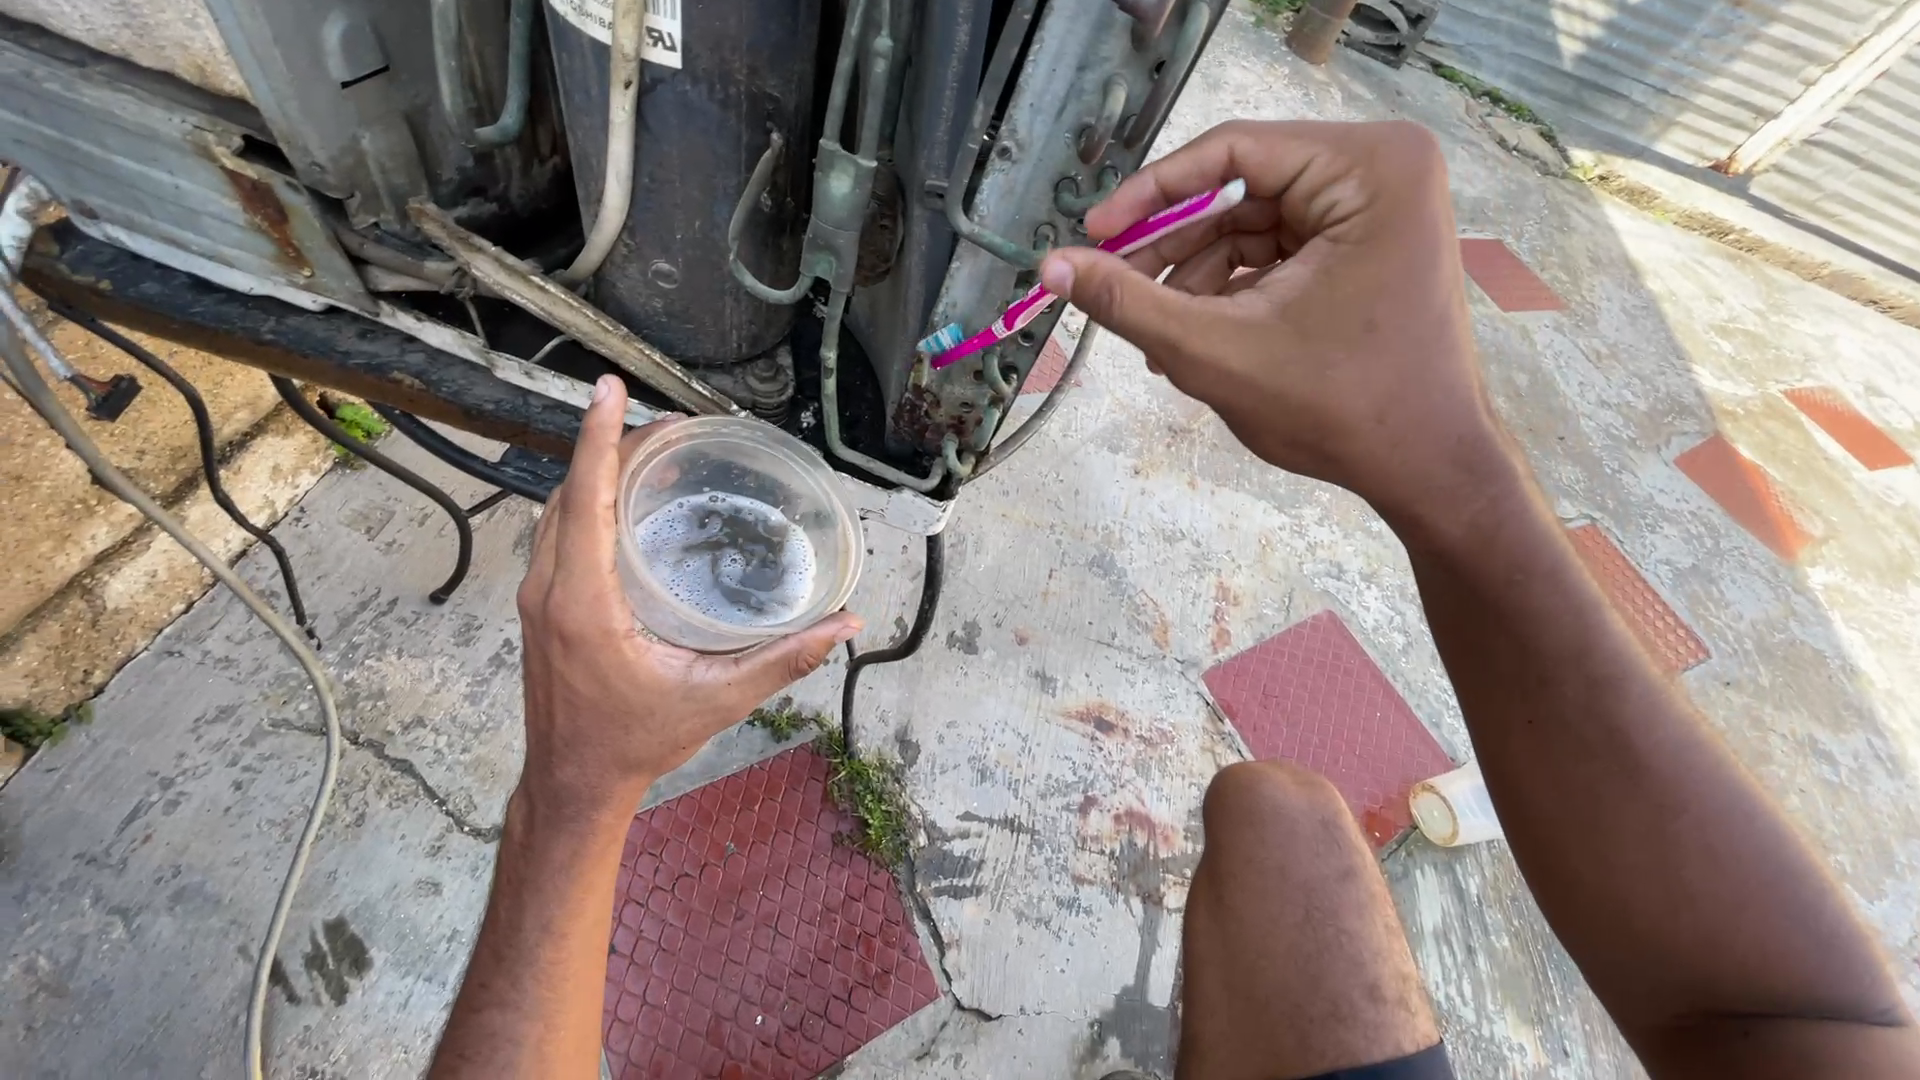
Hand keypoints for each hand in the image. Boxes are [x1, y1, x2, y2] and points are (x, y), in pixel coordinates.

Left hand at [514, 375, 862, 824]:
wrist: (573, 784)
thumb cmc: (638, 742)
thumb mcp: (719, 698)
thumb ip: (784, 659)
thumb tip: (844, 623)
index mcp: (583, 603)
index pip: (585, 499)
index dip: (600, 439)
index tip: (608, 389)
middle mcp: (550, 589)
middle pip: (570, 493)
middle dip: (610, 445)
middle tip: (668, 422)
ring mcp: (538, 597)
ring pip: (556, 512)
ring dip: (596, 471)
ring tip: (650, 448)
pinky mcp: (542, 608)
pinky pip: (557, 535)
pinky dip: (586, 502)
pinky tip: (624, 501)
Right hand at [1040, 120, 1517, 534]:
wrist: (1424, 469)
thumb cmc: (1333, 408)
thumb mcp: (1214, 350)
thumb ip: (1127, 302)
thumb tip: (1050, 266)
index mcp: (1368, 167)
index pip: (1232, 152)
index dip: (1150, 193)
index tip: (1091, 236)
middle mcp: (1381, 171)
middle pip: (1240, 193)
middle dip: (1172, 250)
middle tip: (1115, 293)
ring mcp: (1376, 213)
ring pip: (1250, 230)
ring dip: (1194, 282)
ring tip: (1157, 342)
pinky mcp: (1364, 252)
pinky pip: (1274, 257)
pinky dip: (1228, 295)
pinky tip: (1194, 342)